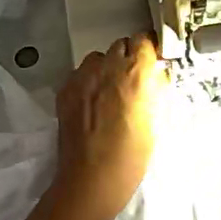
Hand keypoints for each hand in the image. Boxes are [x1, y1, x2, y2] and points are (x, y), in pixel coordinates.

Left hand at [52, 33, 165, 219]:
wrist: (91, 179)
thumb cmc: (130, 157)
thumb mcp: (155, 122)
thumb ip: (155, 92)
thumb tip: (156, 76)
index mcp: (134, 73)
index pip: (144, 40)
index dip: (150, 49)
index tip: (153, 60)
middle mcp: (106, 68)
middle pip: (119, 46)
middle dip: (128, 57)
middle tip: (134, 79)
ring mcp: (81, 78)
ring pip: (97, 58)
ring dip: (106, 67)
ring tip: (111, 91)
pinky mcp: (64, 91)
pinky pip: (80, 74)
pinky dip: (88, 81)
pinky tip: (93, 102)